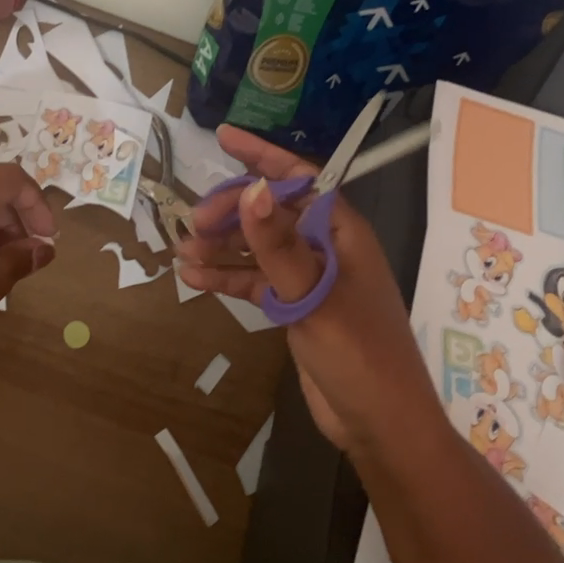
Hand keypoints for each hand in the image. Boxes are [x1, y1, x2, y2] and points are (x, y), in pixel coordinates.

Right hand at [176, 126, 440, 452]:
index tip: (223, 137)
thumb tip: (249, 189)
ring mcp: (310, 278)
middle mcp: (325, 246)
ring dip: (223, 246)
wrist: (381, 425)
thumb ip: (278, 244)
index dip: (261, 155)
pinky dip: (229, 278)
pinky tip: (194, 280)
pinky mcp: (296, 307)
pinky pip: (257, 281)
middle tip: (193, 222)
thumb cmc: (358, 353)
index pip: (299, 177)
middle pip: (271, 211)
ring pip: (259, 247)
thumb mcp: (314, 296)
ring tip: (183, 251)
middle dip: (232, 210)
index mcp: (341, 232)